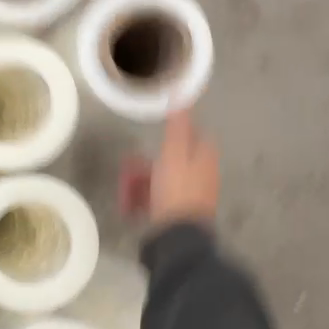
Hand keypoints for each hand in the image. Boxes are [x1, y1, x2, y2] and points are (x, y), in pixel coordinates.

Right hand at [120, 112, 219, 228]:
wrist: (178, 235)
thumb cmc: (176, 190)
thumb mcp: (173, 153)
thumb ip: (177, 125)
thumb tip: (180, 93)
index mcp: (204, 155)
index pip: (190, 134)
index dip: (170, 135)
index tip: (150, 139)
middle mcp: (200, 172)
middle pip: (168, 159)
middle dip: (143, 164)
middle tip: (126, 171)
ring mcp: (188, 193)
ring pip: (158, 179)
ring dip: (138, 183)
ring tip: (124, 195)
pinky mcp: (177, 211)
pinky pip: (156, 198)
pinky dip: (142, 199)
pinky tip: (130, 207)